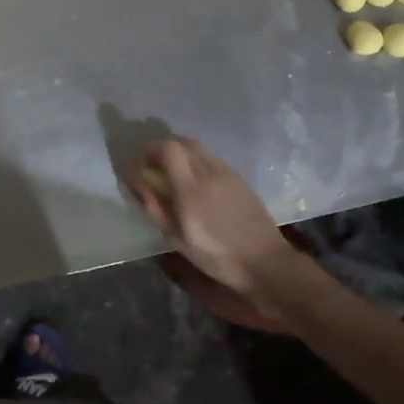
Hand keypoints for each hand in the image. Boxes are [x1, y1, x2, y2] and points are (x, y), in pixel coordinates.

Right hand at [128, 136, 300, 298]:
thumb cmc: (217, 257)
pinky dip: (197, 160)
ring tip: (174, 173)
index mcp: (191, 189)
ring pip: (198, 147)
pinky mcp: (239, 178)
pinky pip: (212, 158)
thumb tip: (137, 184)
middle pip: (182, 141)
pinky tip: (196, 181)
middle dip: (163, 148)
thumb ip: (155, 208)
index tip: (140, 165)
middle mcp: (209, 172)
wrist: (265, 262)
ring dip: (180, 152)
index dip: (150, 150)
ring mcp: (227, 173)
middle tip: (154, 167)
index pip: (168, 148)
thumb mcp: (177, 240)